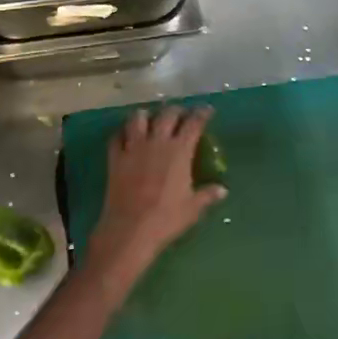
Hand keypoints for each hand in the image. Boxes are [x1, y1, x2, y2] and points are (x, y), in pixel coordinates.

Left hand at [86, 106, 227, 276]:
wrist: (130, 228)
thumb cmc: (166, 218)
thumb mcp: (193, 208)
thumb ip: (207, 195)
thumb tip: (222, 190)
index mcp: (179, 151)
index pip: (193, 123)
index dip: (201, 113)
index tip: (207, 110)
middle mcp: (156, 142)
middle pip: (167, 114)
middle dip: (176, 110)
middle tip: (181, 114)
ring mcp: (133, 148)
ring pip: (137, 118)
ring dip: (146, 115)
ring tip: (150, 118)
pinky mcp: (115, 158)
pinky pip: (116, 137)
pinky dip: (122, 133)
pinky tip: (126, 136)